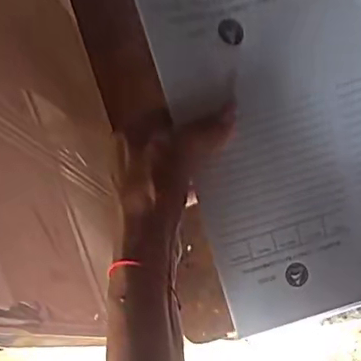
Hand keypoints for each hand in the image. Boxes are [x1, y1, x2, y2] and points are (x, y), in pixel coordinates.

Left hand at [115, 107, 234, 276]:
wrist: (147, 251)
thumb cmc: (153, 199)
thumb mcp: (177, 158)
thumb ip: (200, 134)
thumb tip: (229, 110)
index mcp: (129, 137)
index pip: (164, 111)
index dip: (191, 109)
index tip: (220, 109)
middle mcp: (132, 157)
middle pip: (172, 137)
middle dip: (199, 136)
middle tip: (230, 132)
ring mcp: (145, 184)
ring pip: (179, 162)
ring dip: (202, 160)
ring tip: (230, 157)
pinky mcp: (158, 207)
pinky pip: (183, 186)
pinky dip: (199, 184)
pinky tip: (216, 188)